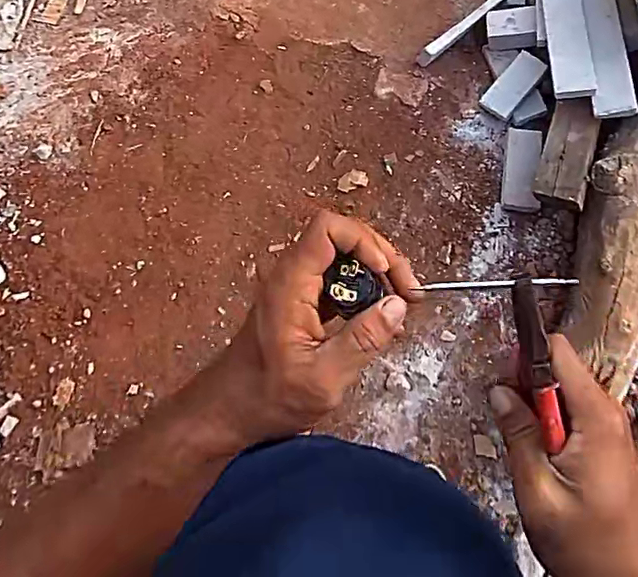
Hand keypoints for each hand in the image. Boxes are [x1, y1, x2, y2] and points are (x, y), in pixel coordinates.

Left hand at [196, 210, 419, 447]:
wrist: (230, 411)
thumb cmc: (268, 399)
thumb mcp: (322, 379)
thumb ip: (362, 340)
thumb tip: (397, 306)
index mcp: (290, 283)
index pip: (327, 228)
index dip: (363, 240)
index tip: (385, 272)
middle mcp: (292, 273)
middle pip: (343, 236)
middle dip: (381, 257)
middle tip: (408, 292)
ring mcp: (297, 284)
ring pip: (344, 255)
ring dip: (376, 272)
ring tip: (400, 304)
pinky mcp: (303, 297)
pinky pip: (339, 276)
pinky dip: (364, 287)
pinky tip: (381, 315)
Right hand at [491, 334, 637, 576]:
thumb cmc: (589, 548)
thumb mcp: (539, 493)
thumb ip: (518, 434)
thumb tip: (500, 391)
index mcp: (595, 414)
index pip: (557, 349)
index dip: (525, 357)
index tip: (506, 382)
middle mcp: (608, 410)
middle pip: (558, 366)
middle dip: (528, 385)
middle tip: (512, 420)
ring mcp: (609, 423)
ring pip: (562, 387)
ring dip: (538, 405)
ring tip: (530, 445)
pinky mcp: (606, 437)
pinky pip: (572, 408)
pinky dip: (552, 421)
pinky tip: (545, 454)